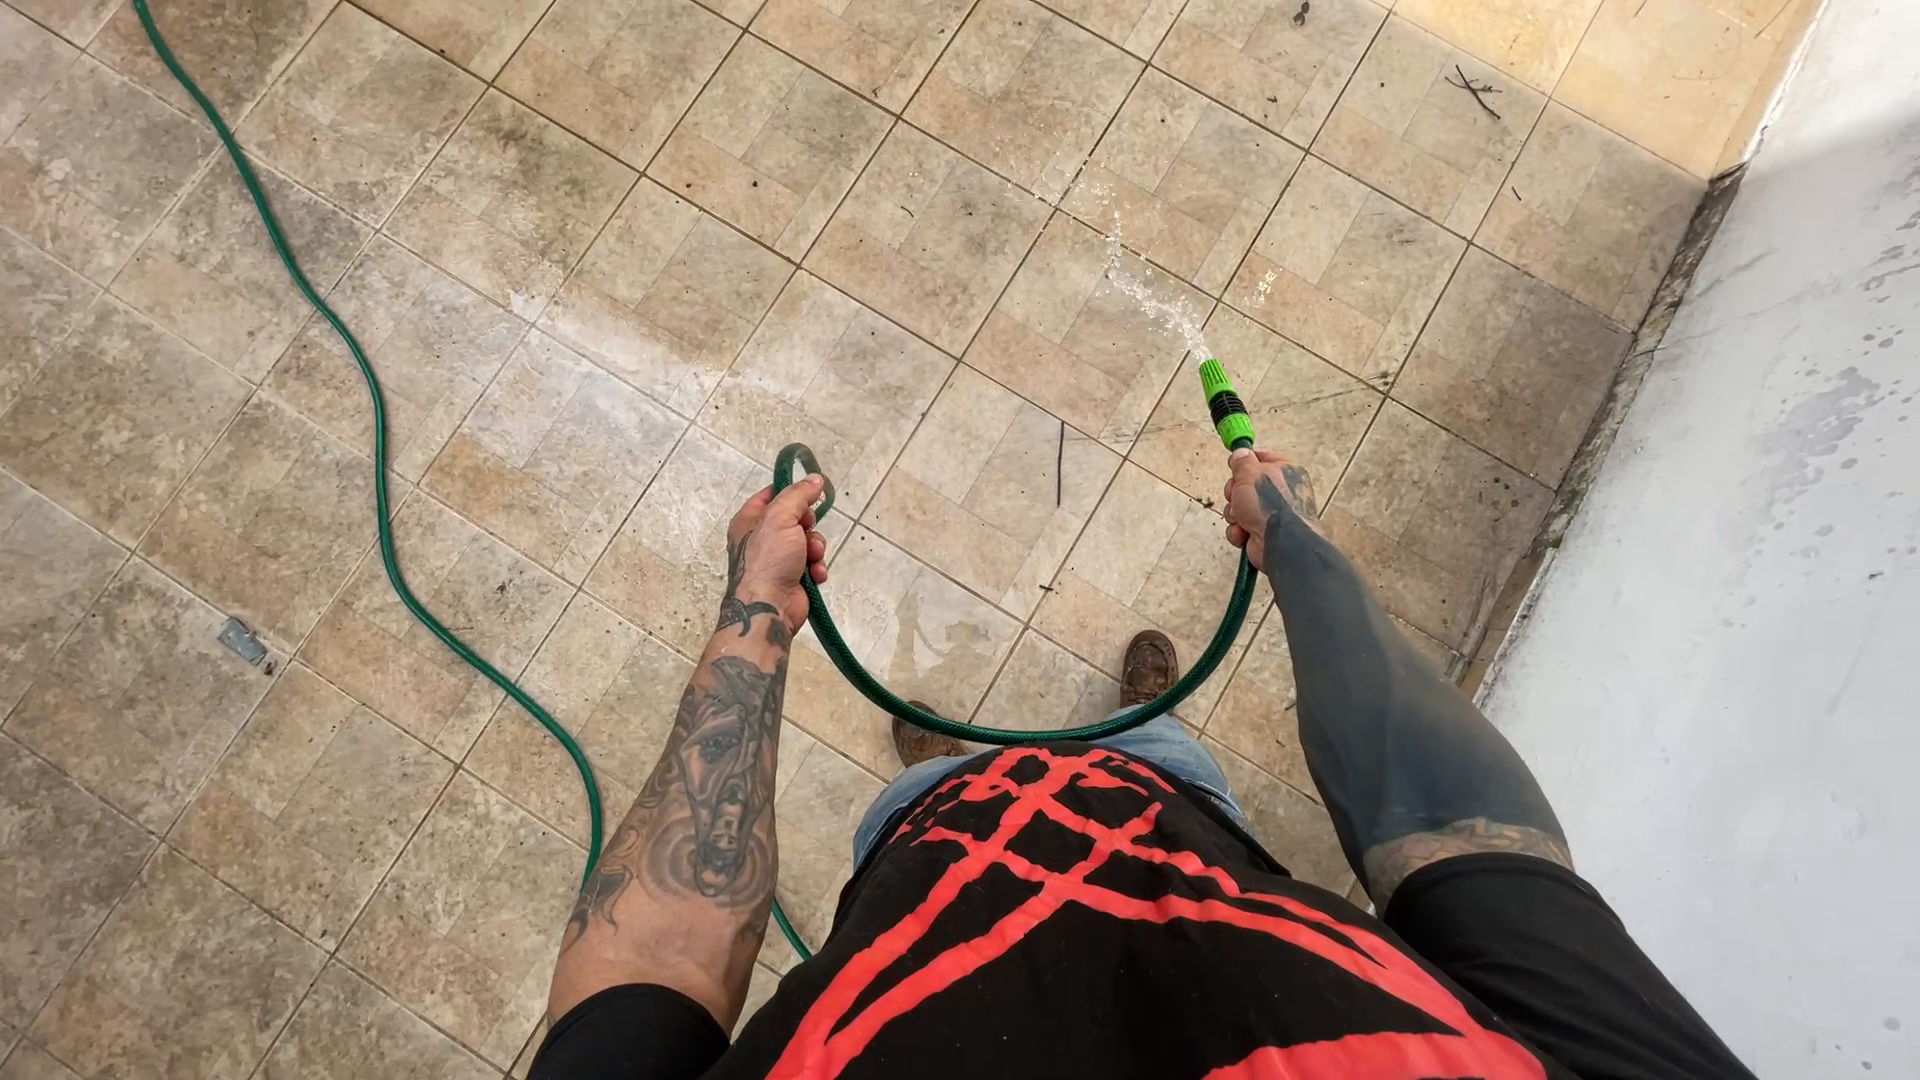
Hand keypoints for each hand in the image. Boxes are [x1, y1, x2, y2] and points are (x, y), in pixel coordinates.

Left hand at [718, 477, 827, 636]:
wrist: (768, 605)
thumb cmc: (768, 557)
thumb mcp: (781, 516)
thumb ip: (798, 495)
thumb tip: (815, 478)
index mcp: (749, 520)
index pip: (771, 495)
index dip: (791, 492)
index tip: (810, 492)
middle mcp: (761, 538)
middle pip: (795, 518)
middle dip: (808, 525)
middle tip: (805, 530)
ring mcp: (777, 559)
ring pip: (808, 542)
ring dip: (815, 548)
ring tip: (812, 558)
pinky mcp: (793, 578)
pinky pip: (812, 564)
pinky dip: (817, 568)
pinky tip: (815, 575)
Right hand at [1223, 448, 1319, 571]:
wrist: (1279, 541)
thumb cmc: (1268, 504)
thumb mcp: (1250, 474)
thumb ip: (1243, 462)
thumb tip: (1240, 452)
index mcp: (1284, 471)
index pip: (1262, 458)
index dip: (1245, 461)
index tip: (1233, 465)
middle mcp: (1280, 491)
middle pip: (1245, 484)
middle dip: (1234, 492)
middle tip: (1236, 495)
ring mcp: (1271, 514)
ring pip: (1238, 507)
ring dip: (1234, 513)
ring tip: (1241, 518)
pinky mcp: (1262, 533)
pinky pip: (1239, 527)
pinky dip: (1238, 531)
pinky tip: (1243, 533)